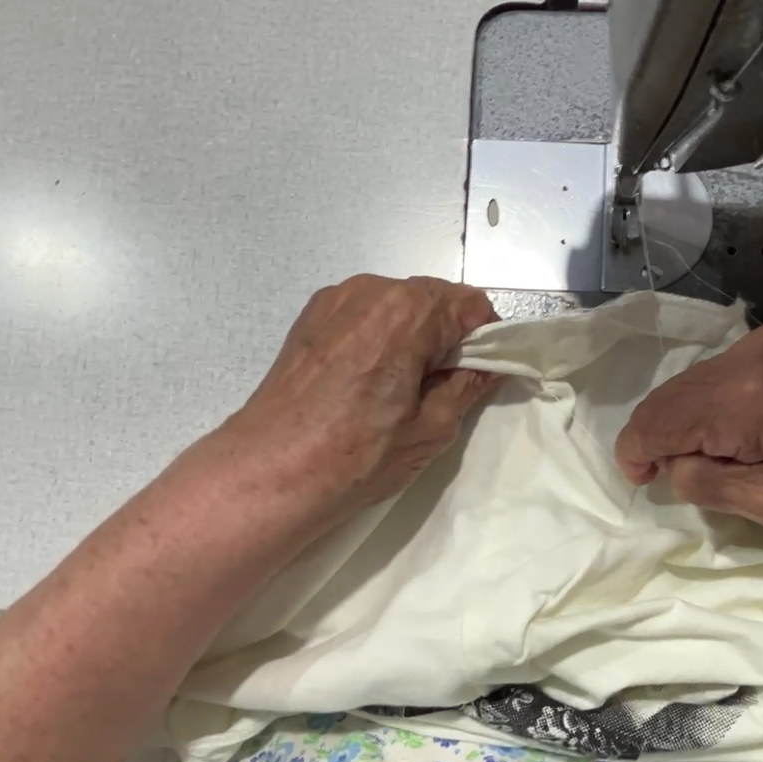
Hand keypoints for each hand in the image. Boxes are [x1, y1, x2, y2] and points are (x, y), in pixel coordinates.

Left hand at [217, 274, 502, 516]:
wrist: (271, 471)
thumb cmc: (356, 455)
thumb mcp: (430, 429)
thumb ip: (468, 386)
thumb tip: (491, 367)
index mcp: (406, 311)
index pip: (470, 304)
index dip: (485, 339)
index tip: (480, 375)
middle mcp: (370, 290)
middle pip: (432, 300)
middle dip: (447, 337)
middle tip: (439, 389)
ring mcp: (333, 301)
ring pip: (396, 307)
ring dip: (412, 337)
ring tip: (397, 389)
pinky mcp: (310, 319)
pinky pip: (364, 316)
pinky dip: (378, 338)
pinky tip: (366, 383)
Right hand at [614, 323, 762, 544]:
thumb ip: (711, 484)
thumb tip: (675, 467)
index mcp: (750, 396)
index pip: (659, 419)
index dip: (636, 452)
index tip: (640, 481)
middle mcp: (754, 354)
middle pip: (672, 394)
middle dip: (658, 436)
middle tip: (667, 476)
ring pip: (696, 381)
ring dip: (685, 420)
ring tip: (707, 460)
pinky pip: (725, 374)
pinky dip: (713, 404)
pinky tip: (734, 434)